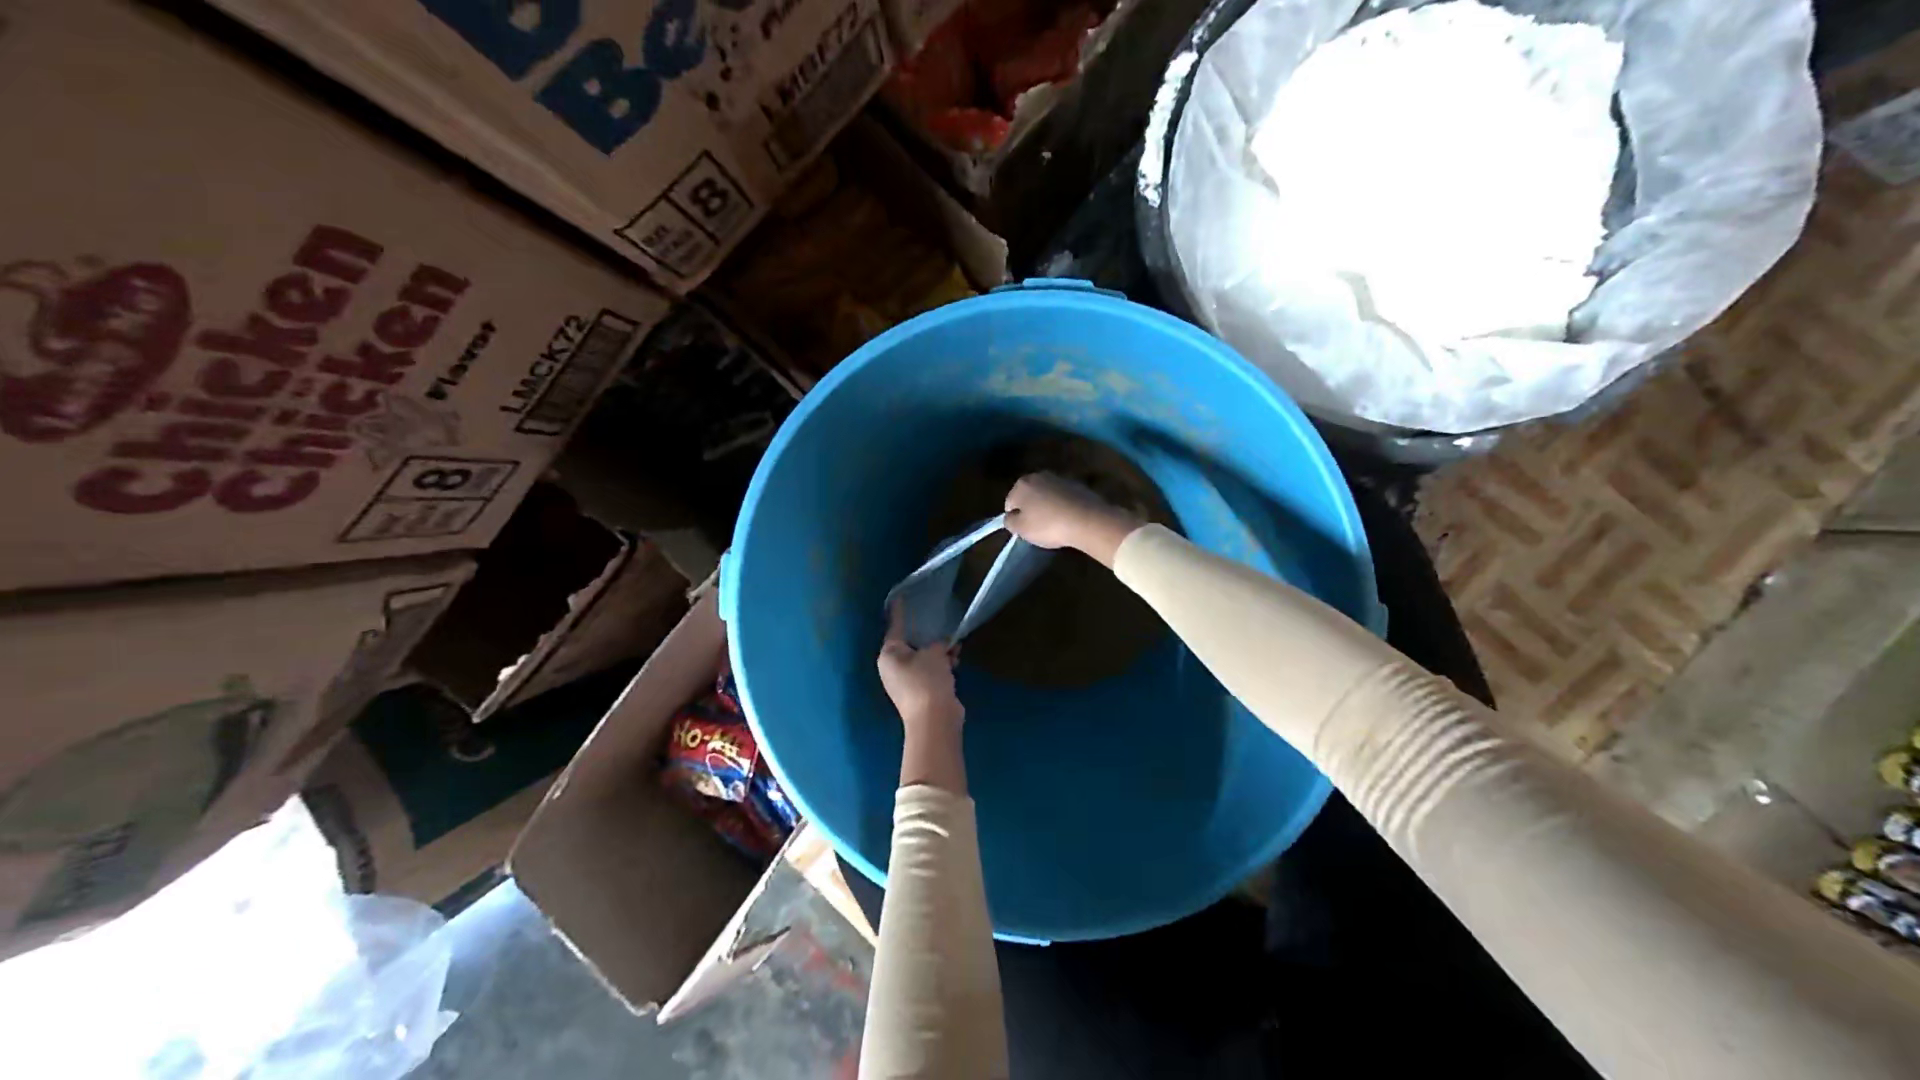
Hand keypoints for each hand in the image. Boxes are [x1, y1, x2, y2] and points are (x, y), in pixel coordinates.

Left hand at [878, 600, 962, 731]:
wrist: (934, 719)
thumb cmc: (927, 679)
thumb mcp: (934, 653)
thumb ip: (938, 643)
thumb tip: (942, 645)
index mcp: (889, 654)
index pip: (895, 626)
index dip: (899, 611)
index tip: (900, 597)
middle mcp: (892, 667)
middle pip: (910, 644)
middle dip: (928, 636)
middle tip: (941, 622)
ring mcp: (905, 682)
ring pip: (922, 659)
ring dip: (938, 652)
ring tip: (955, 644)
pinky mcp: (920, 692)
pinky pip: (930, 672)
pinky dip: (941, 666)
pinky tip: (955, 660)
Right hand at [1004, 471, 1143, 566]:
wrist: (1087, 519)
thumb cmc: (1048, 525)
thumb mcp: (1021, 529)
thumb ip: (1010, 521)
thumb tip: (1010, 516)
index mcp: (1021, 484)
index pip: (1009, 503)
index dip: (1014, 517)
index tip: (1024, 529)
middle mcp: (1038, 476)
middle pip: (1028, 495)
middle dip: (1030, 508)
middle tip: (1038, 526)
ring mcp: (1059, 478)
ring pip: (1046, 494)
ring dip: (1047, 505)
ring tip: (1055, 523)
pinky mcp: (1076, 484)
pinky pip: (1062, 496)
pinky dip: (1062, 505)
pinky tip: (1068, 518)